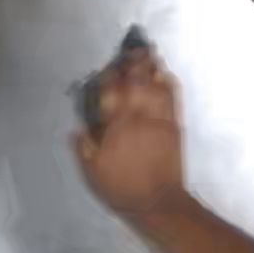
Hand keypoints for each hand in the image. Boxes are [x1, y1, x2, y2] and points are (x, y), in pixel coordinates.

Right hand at [74, 44, 190, 217]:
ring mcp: (159, 120)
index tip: (107, 67)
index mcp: (116, 126)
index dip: (109, 77)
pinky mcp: (174, 127)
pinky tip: (165, 74)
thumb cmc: (121, 188)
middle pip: (136, 82)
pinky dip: (169, 84)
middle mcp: (138, 117)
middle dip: (133, 64)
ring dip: (152, 67)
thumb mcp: (91, 171)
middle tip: (132, 48)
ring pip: (156, 86)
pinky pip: (172, 98)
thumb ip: (84, 146)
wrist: (158, 204)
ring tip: (148, 53)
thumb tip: (79, 127)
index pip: (111, 92)